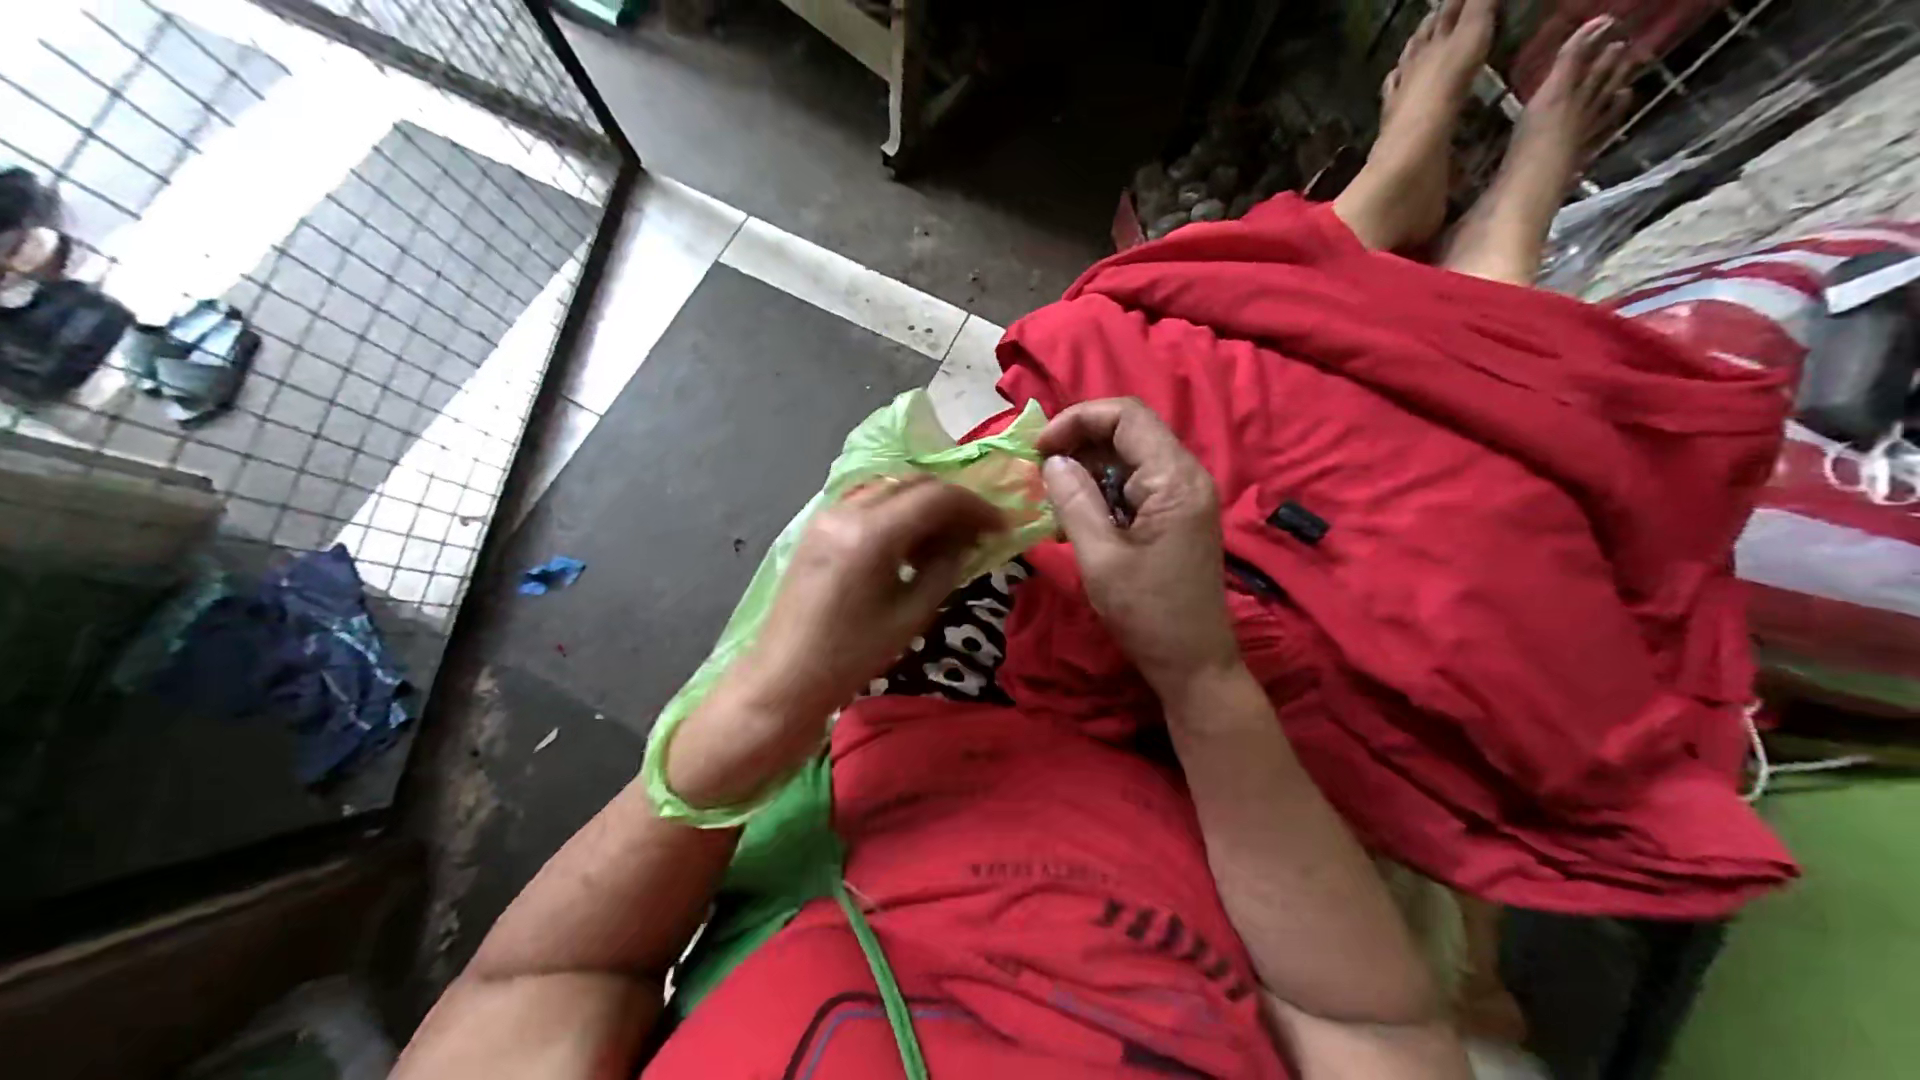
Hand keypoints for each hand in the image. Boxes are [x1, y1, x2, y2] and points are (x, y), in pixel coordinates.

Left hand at [740, 473, 1006, 719]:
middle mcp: (846, 511)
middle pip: (913, 483)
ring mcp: (826, 515)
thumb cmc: (850, 656)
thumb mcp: (911, 616)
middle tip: (977, 531)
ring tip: (946, 539)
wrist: (784, 678)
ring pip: (889, 487)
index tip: (1000, 526)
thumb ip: (944, 568)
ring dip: (923, 504)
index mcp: (870, 535)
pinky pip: (867, 502)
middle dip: (951, 501)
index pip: (936, 497)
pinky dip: (896, 511)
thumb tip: (967, 540)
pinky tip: (909, 543)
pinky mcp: (817, 527)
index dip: (975, 506)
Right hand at [1038, 398, 1241, 695]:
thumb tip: (1052, 461)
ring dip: (1087, 467)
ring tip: (1052, 496)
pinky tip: (1075, 514)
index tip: (1040, 450)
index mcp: (1175, 480)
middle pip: (1128, 430)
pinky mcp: (1176, 515)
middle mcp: (1186, 476)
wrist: (1193, 663)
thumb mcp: (1100, 558)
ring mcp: (1184, 495)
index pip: (1126, 415)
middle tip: (1040, 472)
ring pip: (1128, 456)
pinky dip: (1101, 489)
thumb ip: (1074, 502)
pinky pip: (1134, 483)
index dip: (1077, 420)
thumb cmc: (1148, 614)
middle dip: (1078, 442)